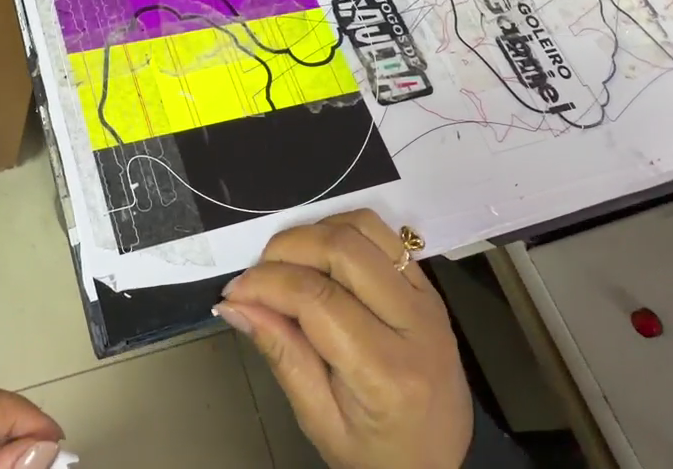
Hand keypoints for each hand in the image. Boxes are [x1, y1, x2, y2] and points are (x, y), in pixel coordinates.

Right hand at [216, 210, 472, 468]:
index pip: (318, 298)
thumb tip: (233, 304)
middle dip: (285, 249)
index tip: (234, 292)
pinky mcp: (428, 285)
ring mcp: (427, 298)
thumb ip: (281, 355)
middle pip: (342, 249)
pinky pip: (381, 232)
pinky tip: (319, 258)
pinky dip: (340, 230)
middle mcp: (416, 325)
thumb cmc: (375, 454)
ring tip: (287, 264)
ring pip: (362, 227)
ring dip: (314, 232)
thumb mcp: (319, 421)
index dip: (266, 283)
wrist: (439, 462)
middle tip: (257, 276)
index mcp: (389, 373)